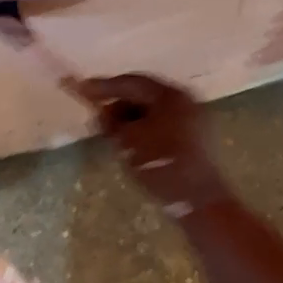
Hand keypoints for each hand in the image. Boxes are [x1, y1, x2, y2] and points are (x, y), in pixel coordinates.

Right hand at [78, 73, 231, 215]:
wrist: (199, 199)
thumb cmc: (162, 165)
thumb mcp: (127, 141)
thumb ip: (111, 122)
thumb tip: (102, 112)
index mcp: (170, 95)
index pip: (131, 83)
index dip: (104, 87)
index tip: (82, 88)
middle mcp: (186, 99)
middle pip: (145, 93)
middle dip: (119, 103)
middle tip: (99, 114)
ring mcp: (195, 117)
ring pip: (156, 109)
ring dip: (133, 117)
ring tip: (114, 132)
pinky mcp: (198, 135)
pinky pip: (166, 122)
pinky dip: (147, 126)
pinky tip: (134, 141)